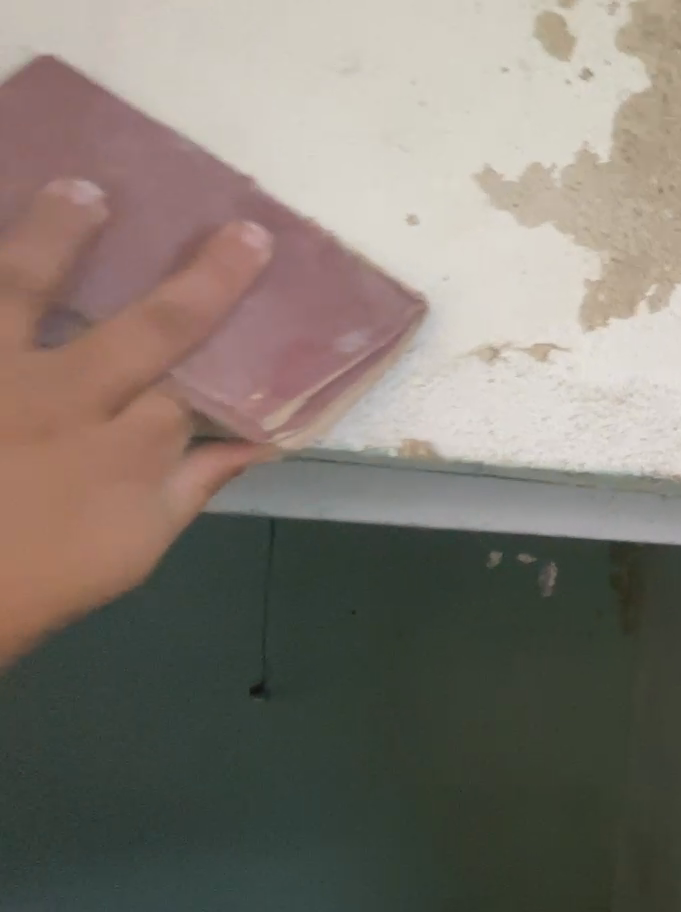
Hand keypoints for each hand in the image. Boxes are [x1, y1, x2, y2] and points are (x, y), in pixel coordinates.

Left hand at [0, 179, 273, 662]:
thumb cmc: (44, 572)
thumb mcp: (142, 539)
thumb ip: (195, 482)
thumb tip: (260, 443)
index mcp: (127, 446)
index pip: (201, 383)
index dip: (243, 348)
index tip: (272, 299)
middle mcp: (61, 400)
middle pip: (148, 328)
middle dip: (203, 282)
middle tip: (237, 234)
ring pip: (18, 291)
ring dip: (55, 238)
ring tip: (80, 189)